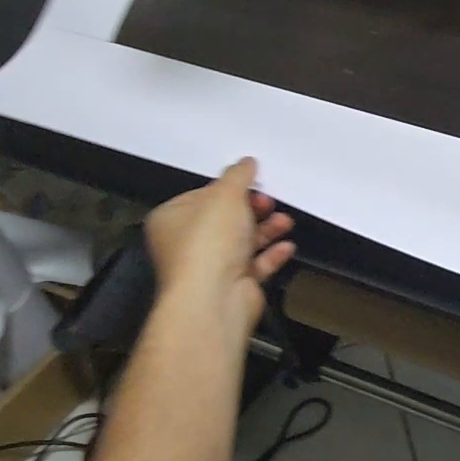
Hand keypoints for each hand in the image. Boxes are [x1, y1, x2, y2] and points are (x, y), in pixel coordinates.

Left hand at [144, 158, 295, 338]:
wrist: (215, 298)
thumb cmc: (209, 242)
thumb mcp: (224, 196)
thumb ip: (237, 176)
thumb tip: (246, 162)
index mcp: (172, 219)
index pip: (202, 196)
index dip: (229, 189)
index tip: (253, 182)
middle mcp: (187, 243)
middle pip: (225, 219)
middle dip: (252, 209)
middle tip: (269, 202)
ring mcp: (211, 267)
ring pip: (243, 242)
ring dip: (266, 230)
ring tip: (285, 221)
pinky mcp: (233, 284)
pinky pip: (255, 265)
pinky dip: (272, 254)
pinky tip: (287, 246)